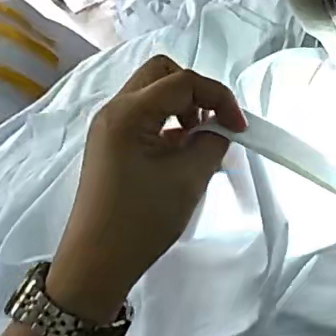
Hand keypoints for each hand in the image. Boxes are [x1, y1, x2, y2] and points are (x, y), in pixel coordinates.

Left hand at [48, 56, 246, 319]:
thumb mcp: (190, 177)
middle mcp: (114, 110)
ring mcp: (109, 126)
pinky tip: (182, 151)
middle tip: (214, 122)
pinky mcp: (111, 143)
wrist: (97, 262)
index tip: (239, 128)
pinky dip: (170, 121)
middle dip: (196, 91)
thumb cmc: (143, 219)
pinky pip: (146, 114)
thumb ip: (213, 141)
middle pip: (162, 73)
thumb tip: (220, 128)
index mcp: (128, 113)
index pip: (183, 81)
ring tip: (200, 139)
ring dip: (183, 105)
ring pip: (153, 91)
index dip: (219, 97)